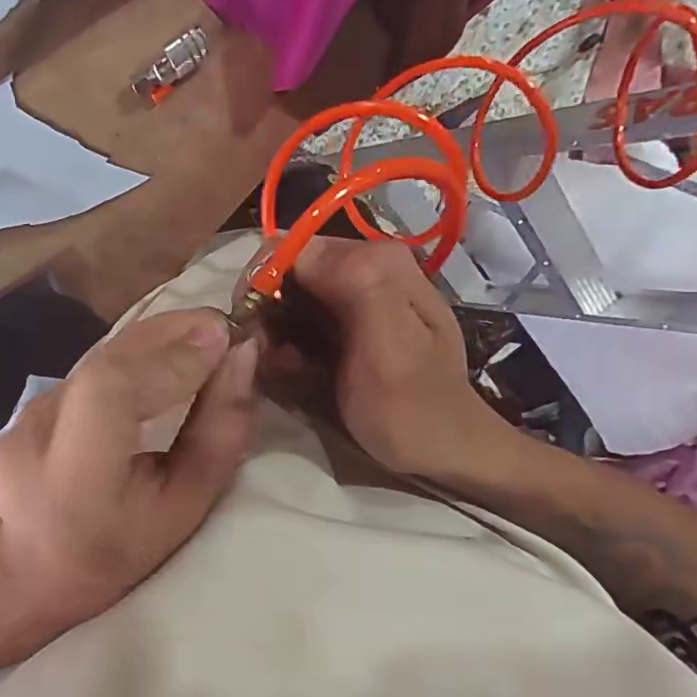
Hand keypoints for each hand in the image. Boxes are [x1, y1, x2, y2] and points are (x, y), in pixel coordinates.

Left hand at [0, 307, 259, 666]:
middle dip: (171, 332)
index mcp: (75, 477)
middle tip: (223, 326)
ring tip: (202, 339)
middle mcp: (36, 434)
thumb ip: (219, 433)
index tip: (226, 339)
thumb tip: (241, 356)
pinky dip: (132, 357)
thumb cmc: (120, 550)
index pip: (113, 390)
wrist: (32, 566)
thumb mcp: (185, 508)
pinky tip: (162, 360)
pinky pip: (89, 368)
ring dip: (154, 340)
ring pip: (99, 357)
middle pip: (105, 359)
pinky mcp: (25, 404)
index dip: (171, 358)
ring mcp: (24, 415)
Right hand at [269, 236, 517, 480]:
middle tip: (273, 360)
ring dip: (273, 335)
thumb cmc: (412, 406)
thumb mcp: (390, 346)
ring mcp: (353, 294)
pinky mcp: (343, 321)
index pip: (290, 246)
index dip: (262, 283)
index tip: (256, 332)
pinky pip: (294, 320)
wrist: (440, 449)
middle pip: (283, 272)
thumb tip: (301, 249)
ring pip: (284, 298)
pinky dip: (285, 345)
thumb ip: (358, 285)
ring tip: (288, 371)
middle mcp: (363, 266)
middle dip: (267, 314)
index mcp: (377, 261)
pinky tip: (297, 372)